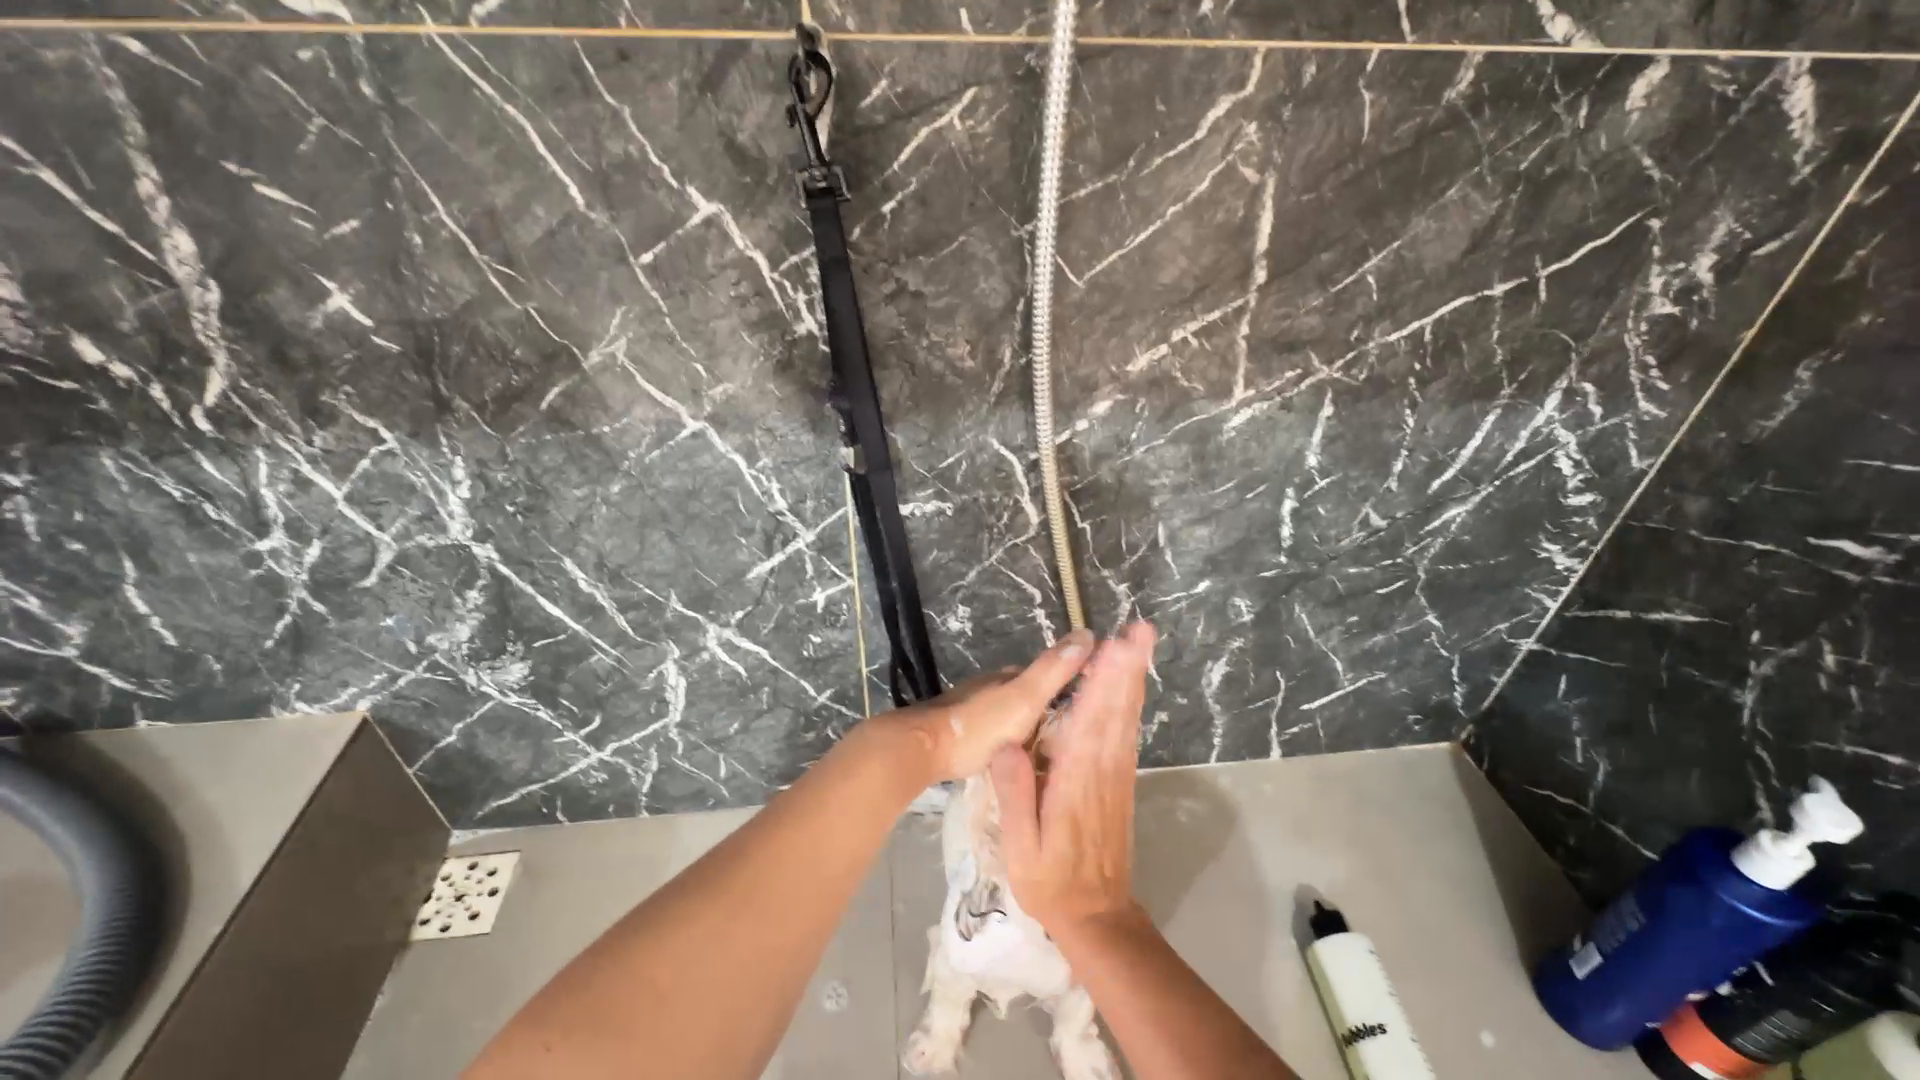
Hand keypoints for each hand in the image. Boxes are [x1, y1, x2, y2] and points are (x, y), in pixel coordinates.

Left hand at [873, 629, 1094, 783]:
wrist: (923, 749)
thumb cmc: (978, 726)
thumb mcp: (1024, 698)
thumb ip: (1053, 670)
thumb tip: (1088, 633)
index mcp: (1005, 677)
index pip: (1042, 673)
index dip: (1064, 682)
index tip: (1085, 700)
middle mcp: (987, 688)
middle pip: (1023, 693)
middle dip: (1045, 706)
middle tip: (1068, 732)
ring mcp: (969, 711)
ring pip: (1005, 714)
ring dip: (1024, 725)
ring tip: (1045, 749)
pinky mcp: (957, 735)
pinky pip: (991, 734)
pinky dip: (1006, 741)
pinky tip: (1012, 758)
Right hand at [990, 621, 1156, 932]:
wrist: (1096, 915)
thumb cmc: (1049, 882)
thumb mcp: (1019, 847)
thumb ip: (1015, 795)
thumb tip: (1008, 743)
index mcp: (1074, 783)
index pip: (1090, 723)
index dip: (1103, 683)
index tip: (1113, 648)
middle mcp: (1102, 772)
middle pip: (1116, 711)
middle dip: (1127, 668)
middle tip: (1139, 629)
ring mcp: (1116, 777)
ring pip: (1126, 719)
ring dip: (1132, 679)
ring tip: (1138, 642)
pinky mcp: (1121, 783)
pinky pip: (1127, 735)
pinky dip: (1130, 704)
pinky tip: (1131, 685)